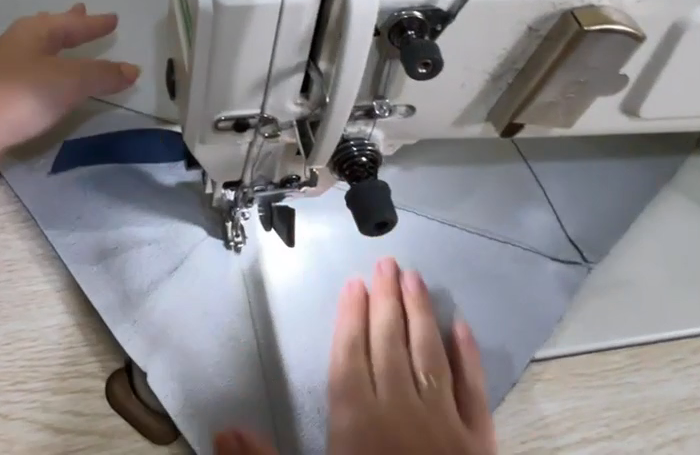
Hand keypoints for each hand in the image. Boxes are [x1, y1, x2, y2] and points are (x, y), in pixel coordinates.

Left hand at [0, 4, 139, 162]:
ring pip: (36, 47)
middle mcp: (17, 43)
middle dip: (68, 24)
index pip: (72, 23)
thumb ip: (102, 75)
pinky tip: (43, 77)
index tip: (113, 18)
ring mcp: (1, 68)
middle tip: (82, 12)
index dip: (94, 24)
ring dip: (54, 44)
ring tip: (64, 42)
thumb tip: (132, 69)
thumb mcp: (70, 83)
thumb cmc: (21, 95)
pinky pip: (28, 69)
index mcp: (35, 32)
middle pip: (48, 28)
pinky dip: (43, 66)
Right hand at [213, 258, 493, 454]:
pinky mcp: (477, 439)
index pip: (351, 353)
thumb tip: (221, 431)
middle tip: (387, 263)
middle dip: (386, 299)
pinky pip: (472, 387)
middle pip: (389, 342)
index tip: (354, 283)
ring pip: (428, 353)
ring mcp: (442, 422)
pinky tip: (461, 325)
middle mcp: (398, 408)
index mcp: (355, 419)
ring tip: (415, 278)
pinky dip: (467, 355)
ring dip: (421, 312)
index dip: (351, 316)